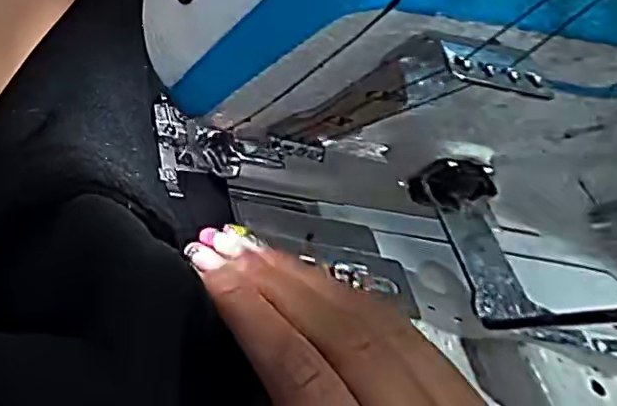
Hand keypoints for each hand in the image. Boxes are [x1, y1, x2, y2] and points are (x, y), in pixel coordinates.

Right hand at [188, 227, 484, 405]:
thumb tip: (242, 368)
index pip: (303, 372)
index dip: (248, 310)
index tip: (208, 268)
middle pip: (342, 330)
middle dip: (271, 277)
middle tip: (220, 245)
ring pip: (379, 318)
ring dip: (308, 277)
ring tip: (258, 251)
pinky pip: (408, 331)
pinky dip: (354, 297)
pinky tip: (322, 283)